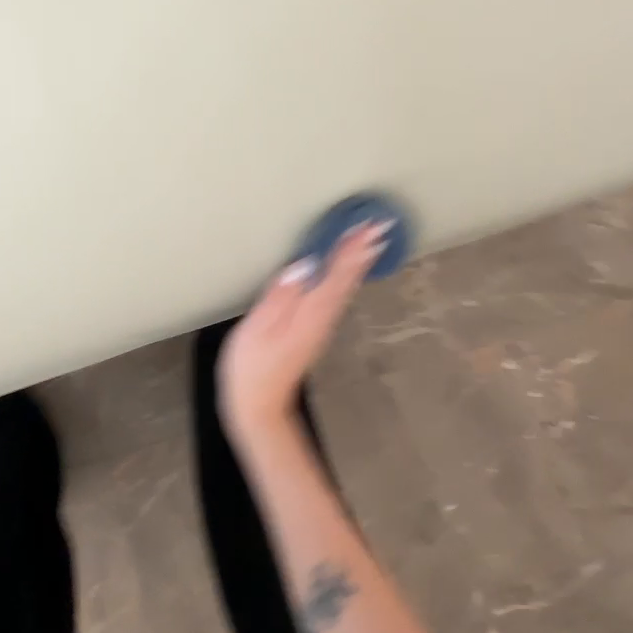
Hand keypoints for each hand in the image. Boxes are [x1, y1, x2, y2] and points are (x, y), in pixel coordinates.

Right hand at [217, 219, 392, 444]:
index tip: (368, 225)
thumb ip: (281, 295)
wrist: (259, 407)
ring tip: (371, 242)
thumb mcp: (258, 328)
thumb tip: (304, 265)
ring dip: (358, 263)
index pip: (336, 273)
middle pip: (346, 279)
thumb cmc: (252, 367)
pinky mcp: (313, 333)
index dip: (351, 248)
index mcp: (310, 313)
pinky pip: (336, 297)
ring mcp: (320, 327)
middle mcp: (322, 318)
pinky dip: (346, 279)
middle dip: (362, 251)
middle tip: (381, 225)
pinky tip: (346, 274)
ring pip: (344, 288)